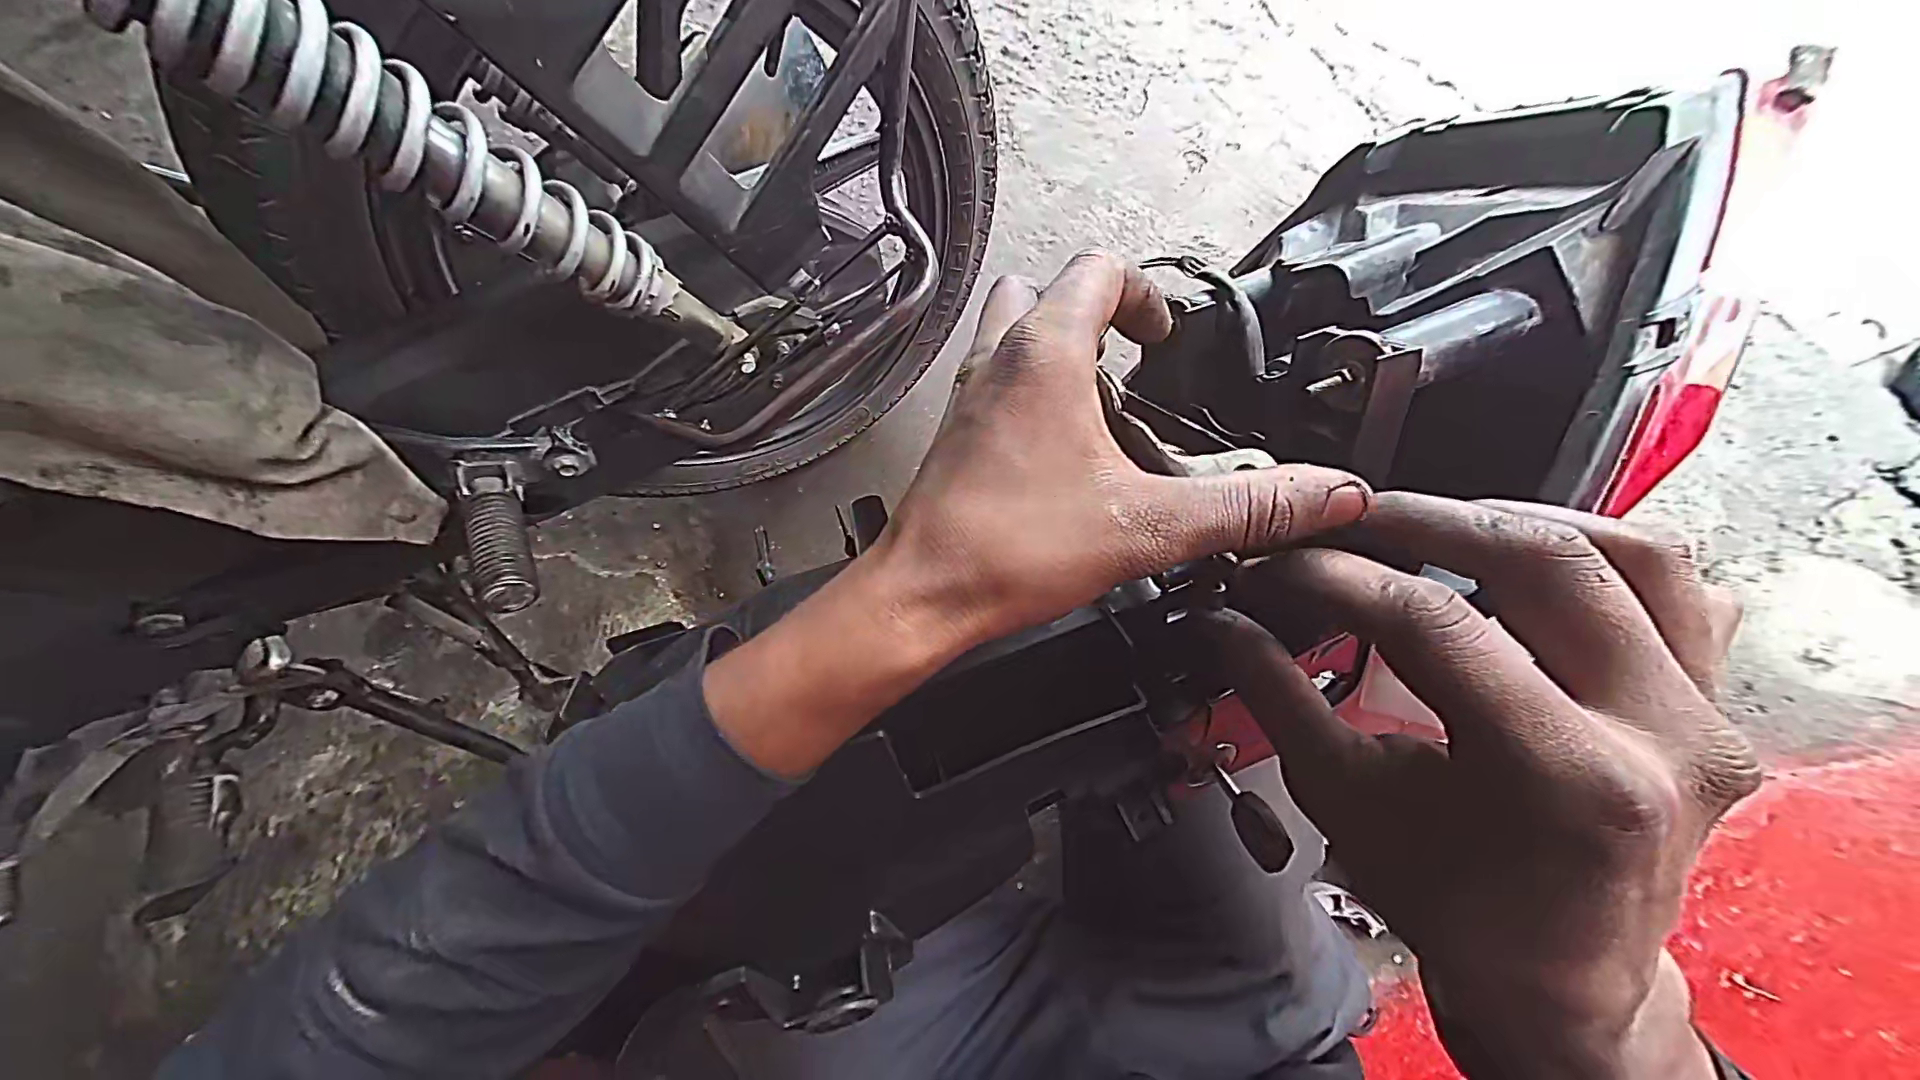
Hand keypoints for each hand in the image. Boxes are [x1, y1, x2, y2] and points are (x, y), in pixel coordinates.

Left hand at [875, 251, 1371, 644]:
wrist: (924, 593)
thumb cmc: (1005, 550)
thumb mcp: (1147, 526)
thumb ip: (1243, 507)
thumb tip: (1321, 494)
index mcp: (1043, 356)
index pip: (1099, 272)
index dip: (1146, 293)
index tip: (1167, 336)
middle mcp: (997, 363)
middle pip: (1045, 289)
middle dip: (1096, 311)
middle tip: (1132, 354)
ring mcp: (969, 398)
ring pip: (1009, 331)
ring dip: (1055, 344)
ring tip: (1098, 396)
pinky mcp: (956, 435)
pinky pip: (992, 383)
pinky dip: (1027, 389)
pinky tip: (1054, 445)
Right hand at [1195, 494, 1759, 1078]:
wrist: (1550, 970)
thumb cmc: (1449, 904)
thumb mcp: (1340, 795)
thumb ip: (1277, 692)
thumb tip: (1225, 623)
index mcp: (1565, 776)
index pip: (1432, 622)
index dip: (1334, 579)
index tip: (1276, 569)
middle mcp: (1664, 737)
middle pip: (1542, 560)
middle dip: (1418, 521)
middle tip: (1339, 520)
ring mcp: (1702, 715)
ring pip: (1627, 552)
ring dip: (1506, 520)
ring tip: (1420, 526)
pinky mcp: (1703, 703)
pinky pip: (1669, 586)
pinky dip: (1580, 547)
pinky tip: (1507, 552)